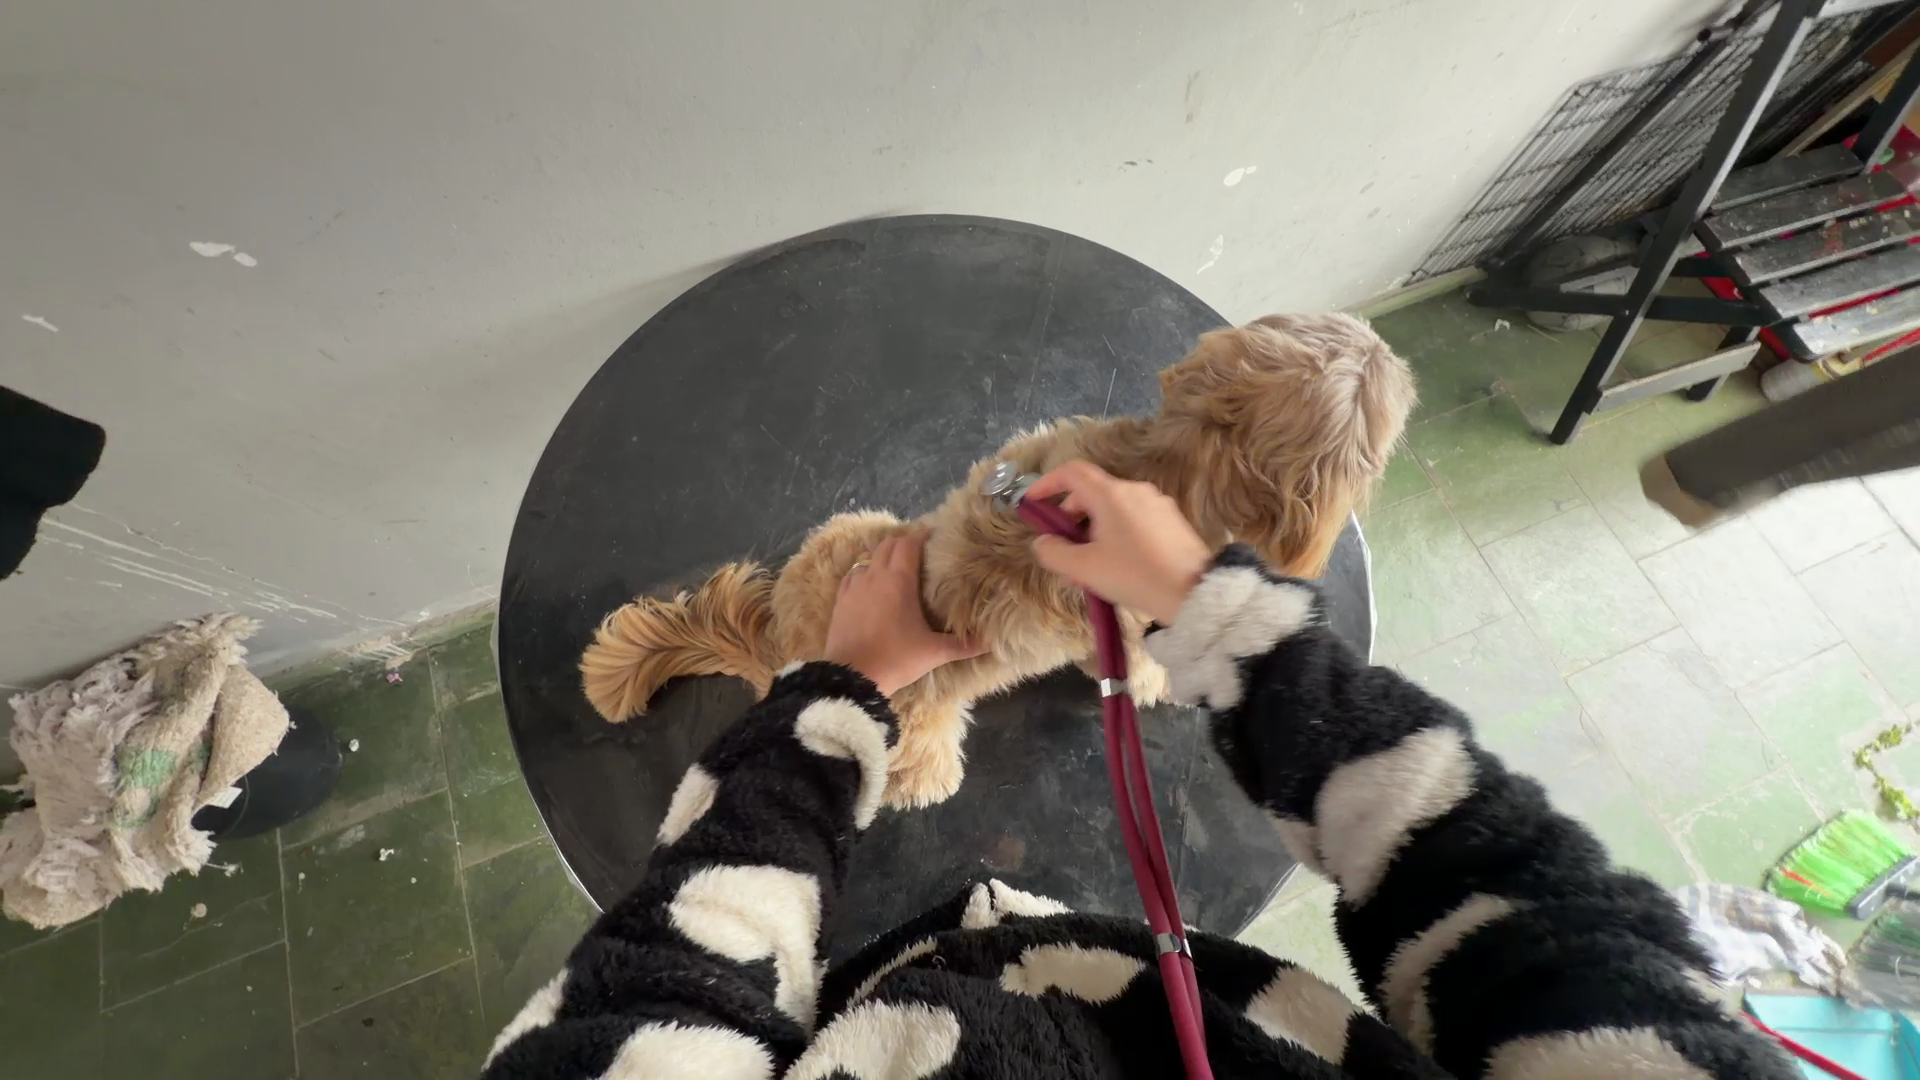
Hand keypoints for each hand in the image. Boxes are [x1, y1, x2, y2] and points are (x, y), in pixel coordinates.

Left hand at [823, 529, 983, 695]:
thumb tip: (994, 643)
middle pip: (889, 545)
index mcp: (899, 579)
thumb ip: (964, 645)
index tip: (934, 535)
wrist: (852, 678)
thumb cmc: (896, 658)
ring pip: (869, 558)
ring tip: (897, 565)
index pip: (909, 544)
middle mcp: (875, 575)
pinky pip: (853, 575)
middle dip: (904, 542)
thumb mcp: (934, 652)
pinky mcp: (840, 600)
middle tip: (919, 550)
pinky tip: (870, 583)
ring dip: (883, 556)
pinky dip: (864, 572)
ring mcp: (854, 586)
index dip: (921, 535)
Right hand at [1025, 460, 1211, 625]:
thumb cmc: (1133, 575)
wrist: (1194, 593)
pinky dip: (1114, 536)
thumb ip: (1053, 552)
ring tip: (1088, 569)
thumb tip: (1043, 542)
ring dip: (1091, 533)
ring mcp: (1157, 505)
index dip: (1047, 484)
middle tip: (1063, 552)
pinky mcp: (1172, 522)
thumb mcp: (1084, 569)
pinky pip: (1132, 521)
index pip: (1071, 472)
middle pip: (1091, 494)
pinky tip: (1115, 568)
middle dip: (1070, 519)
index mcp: (1111, 494)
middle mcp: (1134, 491)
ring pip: (1112, 511)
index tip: (1032, 504)